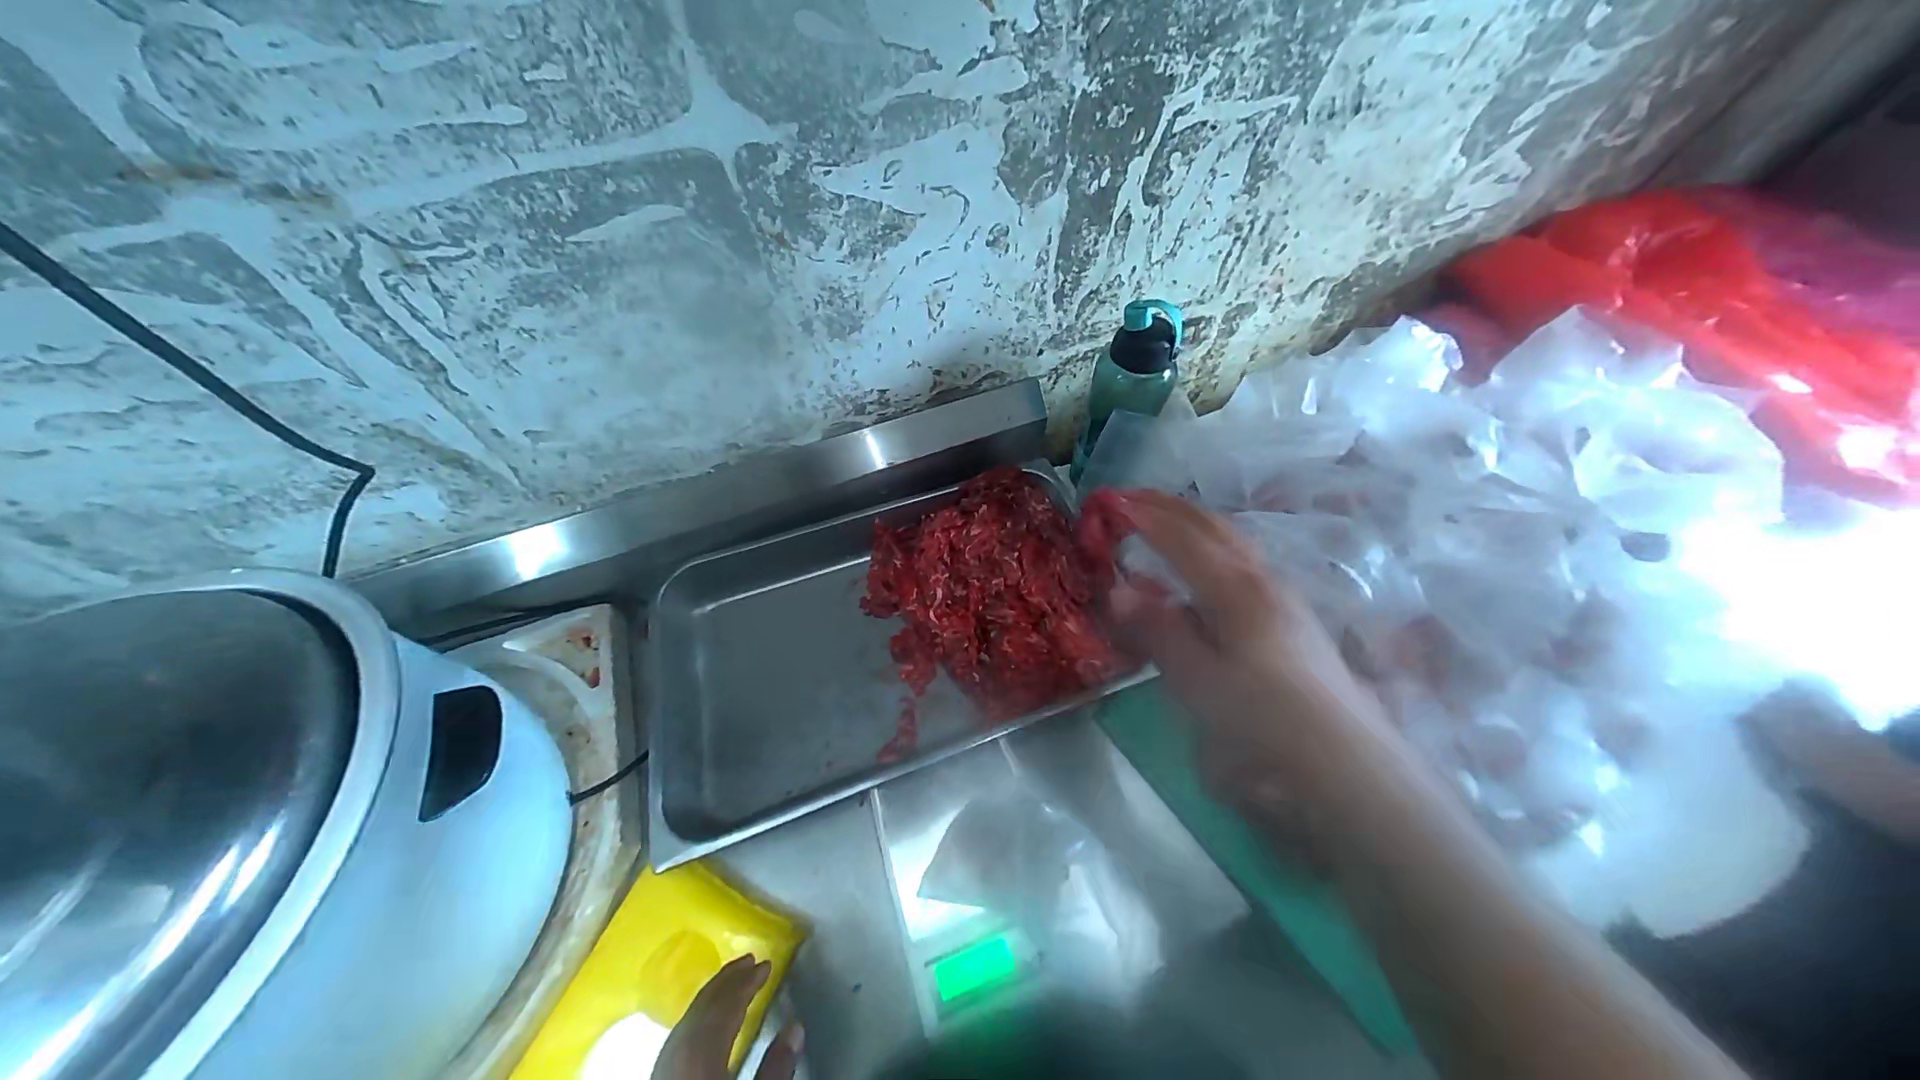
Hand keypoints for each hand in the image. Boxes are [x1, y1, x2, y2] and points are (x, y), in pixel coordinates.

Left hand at [650, 955, 802, 1079]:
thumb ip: (775, 1071)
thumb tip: (795, 1027)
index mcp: (700, 1058)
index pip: (725, 1008)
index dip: (746, 983)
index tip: (767, 963)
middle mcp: (676, 1058)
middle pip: (701, 1009)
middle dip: (727, 982)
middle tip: (750, 960)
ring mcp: (661, 1073)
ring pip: (685, 1022)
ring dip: (710, 996)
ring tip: (732, 982)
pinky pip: (677, 1038)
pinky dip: (695, 1018)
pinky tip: (705, 1023)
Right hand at [1106, 491, 1393, 813]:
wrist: (1345, 762)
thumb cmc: (1263, 721)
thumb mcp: (1197, 680)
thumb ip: (1159, 629)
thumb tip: (1119, 589)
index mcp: (1236, 589)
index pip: (1183, 537)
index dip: (1145, 516)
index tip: (1109, 501)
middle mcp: (1262, 581)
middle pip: (1213, 527)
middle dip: (1170, 507)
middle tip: (1131, 499)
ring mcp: (1283, 598)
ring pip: (1233, 543)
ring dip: (1193, 525)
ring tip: (1163, 523)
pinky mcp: (1292, 620)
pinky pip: (1243, 564)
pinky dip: (1211, 549)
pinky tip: (1204, 571)